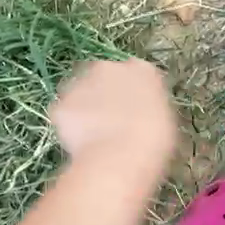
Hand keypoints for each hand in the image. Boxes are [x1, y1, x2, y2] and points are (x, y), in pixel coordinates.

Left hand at [49, 59, 174, 170]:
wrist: (120, 157)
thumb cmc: (154, 142)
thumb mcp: (165, 120)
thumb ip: (150, 108)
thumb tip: (141, 115)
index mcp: (142, 70)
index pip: (136, 73)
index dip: (132, 91)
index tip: (133, 109)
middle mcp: (108, 68)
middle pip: (102, 76)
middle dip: (104, 94)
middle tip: (111, 121)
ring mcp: (80, 84)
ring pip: (79, 92)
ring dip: (84, 107)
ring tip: (93, 136)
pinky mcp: (59, 105)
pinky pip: (64, 114)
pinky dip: (68, 126)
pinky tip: (79, 144)